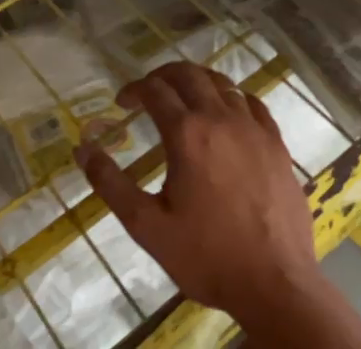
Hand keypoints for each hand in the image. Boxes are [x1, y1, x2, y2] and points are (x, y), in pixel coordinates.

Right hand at [74, 62, 321, 318]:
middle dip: (163, 75)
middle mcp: (221, 119)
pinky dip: (233, 98)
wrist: (276, 286)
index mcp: (186, 134)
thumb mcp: (146, 225)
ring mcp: (254, 130)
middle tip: (148, 91)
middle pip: (189, 75)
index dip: (134, 89)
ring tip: (184, 96)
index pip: (154, 90)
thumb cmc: (207, 256)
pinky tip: (227, 114)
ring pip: (223, 83)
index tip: (122, 103)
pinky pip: (254, 104)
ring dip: (197, 81)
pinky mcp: (278, 146)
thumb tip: (82, 149)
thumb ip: (110, 183)